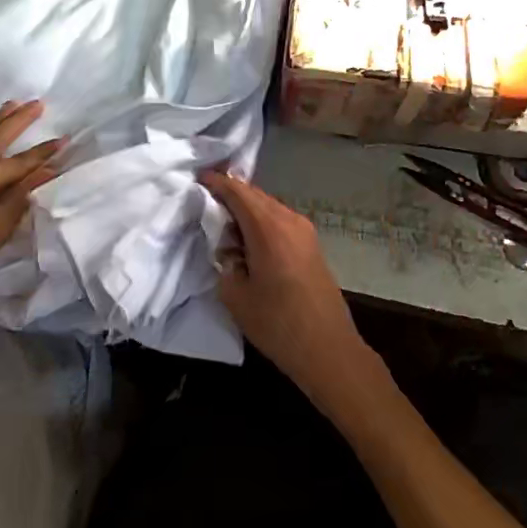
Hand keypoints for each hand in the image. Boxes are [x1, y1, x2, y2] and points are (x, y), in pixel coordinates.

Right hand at [201, 170, 372, 394]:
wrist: (328, 349)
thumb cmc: (277, 323)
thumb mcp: (235, 295)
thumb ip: (225, 262)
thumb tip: (227, 248)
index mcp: (268, 228)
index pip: (238, 192)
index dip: (217, 183)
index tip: (198, 179)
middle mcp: (289, 221)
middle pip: (255, 196)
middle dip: (231, 194)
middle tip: (206, 199)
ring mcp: (305, 232)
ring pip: (269, 207)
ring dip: (247, 210)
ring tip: (224, 222)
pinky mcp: (312, 245)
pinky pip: (280, 221)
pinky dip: (261, 222)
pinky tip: (248, 239)